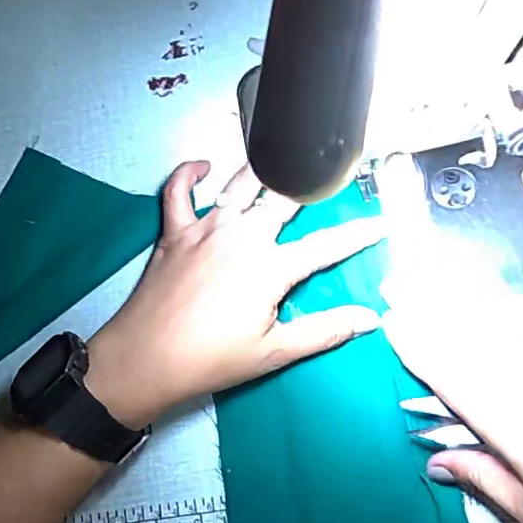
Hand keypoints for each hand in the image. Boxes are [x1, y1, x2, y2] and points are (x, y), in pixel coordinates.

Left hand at [84, 162, 385, 426]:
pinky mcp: (174, 232)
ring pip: (238, 184)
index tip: (379, 224)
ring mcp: (205, 229)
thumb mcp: (274, 351)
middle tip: (327, 175)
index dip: (357, 235)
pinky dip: (189, 174)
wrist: (143, 360)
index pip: (326, 247)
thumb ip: (324, 330)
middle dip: (311, 185)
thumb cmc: (210, 360)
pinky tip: (202, 167)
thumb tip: (368, 320)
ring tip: (280, 162)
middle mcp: (241, 237)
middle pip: (284, 198)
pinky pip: (179, 191)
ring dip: (262, 171)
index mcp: (270, 268)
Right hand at [383, 301, 522, 522]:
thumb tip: (439, 456)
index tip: (391, 318)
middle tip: (410, 298)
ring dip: (483, 318)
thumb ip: (488, 479)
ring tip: (463, 322)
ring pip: (518, 319)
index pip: (454, 370)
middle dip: (439, 315)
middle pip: (479, 332)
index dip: (418, 341)